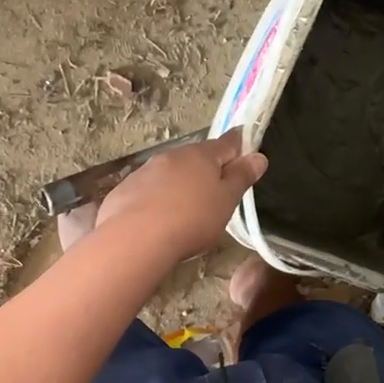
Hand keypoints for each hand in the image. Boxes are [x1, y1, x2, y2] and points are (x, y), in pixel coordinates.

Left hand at [98, 132, 267, 261]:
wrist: (134, 240)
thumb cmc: (191, 218)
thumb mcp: (226, 201)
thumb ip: (242, 177)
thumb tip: (259, 156)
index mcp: (201, 154)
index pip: (228, 142)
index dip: (240, 147)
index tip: (246, 154)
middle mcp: (173, 155)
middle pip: (197, 158)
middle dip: (208, 171)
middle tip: (216, 195)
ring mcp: (145, 171)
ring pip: (171, 173)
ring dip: (181, 185)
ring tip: (185, 212)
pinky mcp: (124, 190)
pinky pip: (148, 191)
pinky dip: (156, 200)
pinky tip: (157, 222)